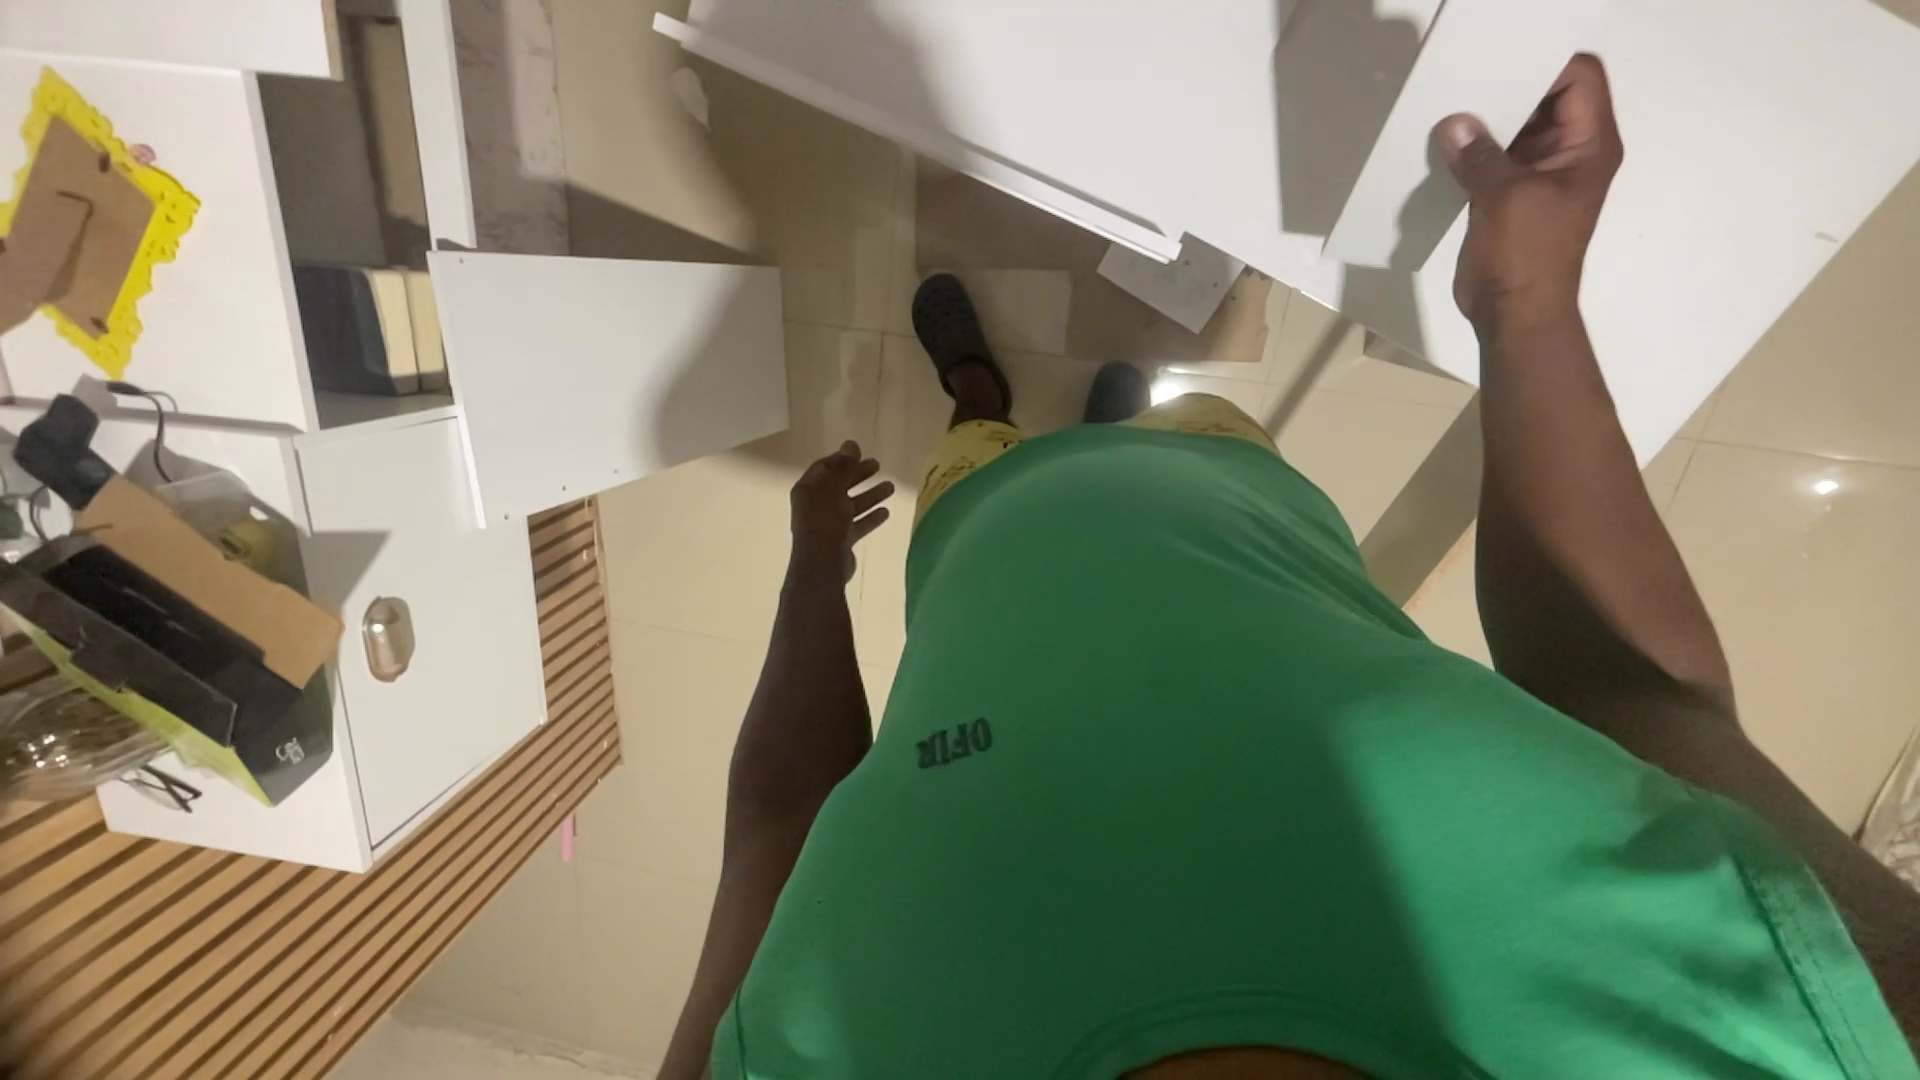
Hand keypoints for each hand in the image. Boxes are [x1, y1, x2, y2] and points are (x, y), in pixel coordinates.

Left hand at [789, 442, 893, 584]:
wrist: (822, 564)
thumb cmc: (825, 521)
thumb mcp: (834, 489)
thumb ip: (844, 467)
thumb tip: (851, 443)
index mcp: (808, 490)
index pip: (824, 468)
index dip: (842, 459)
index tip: (861, 453)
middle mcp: (815, 505)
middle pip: (839, 485)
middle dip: (858, 475)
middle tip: (878, 465)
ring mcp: (828, 524)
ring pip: (851, 504)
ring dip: (870, 495)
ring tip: (890, 487)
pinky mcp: (840, 540)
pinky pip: (857, 524)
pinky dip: (869, 517)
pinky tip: (885, 512)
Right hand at [1435, 53, 1622, 327]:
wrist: (1515, 313)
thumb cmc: (1527, 254)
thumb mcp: (1506, 198)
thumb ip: (1480, 158)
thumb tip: (1453, 124)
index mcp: (1588, 145)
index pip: (1578, 79)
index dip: (1544, 64)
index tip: (1497, 62)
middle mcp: (1566, 154)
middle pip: (1543, 102)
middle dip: (1504, 92)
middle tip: (1461, 84)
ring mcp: (1534, 179)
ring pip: (1511, 135)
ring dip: (1481, 127)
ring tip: (1443, 115)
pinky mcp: (1505, 202)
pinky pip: (1489, 166)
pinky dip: (1468, 157)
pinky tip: (1439, 152)